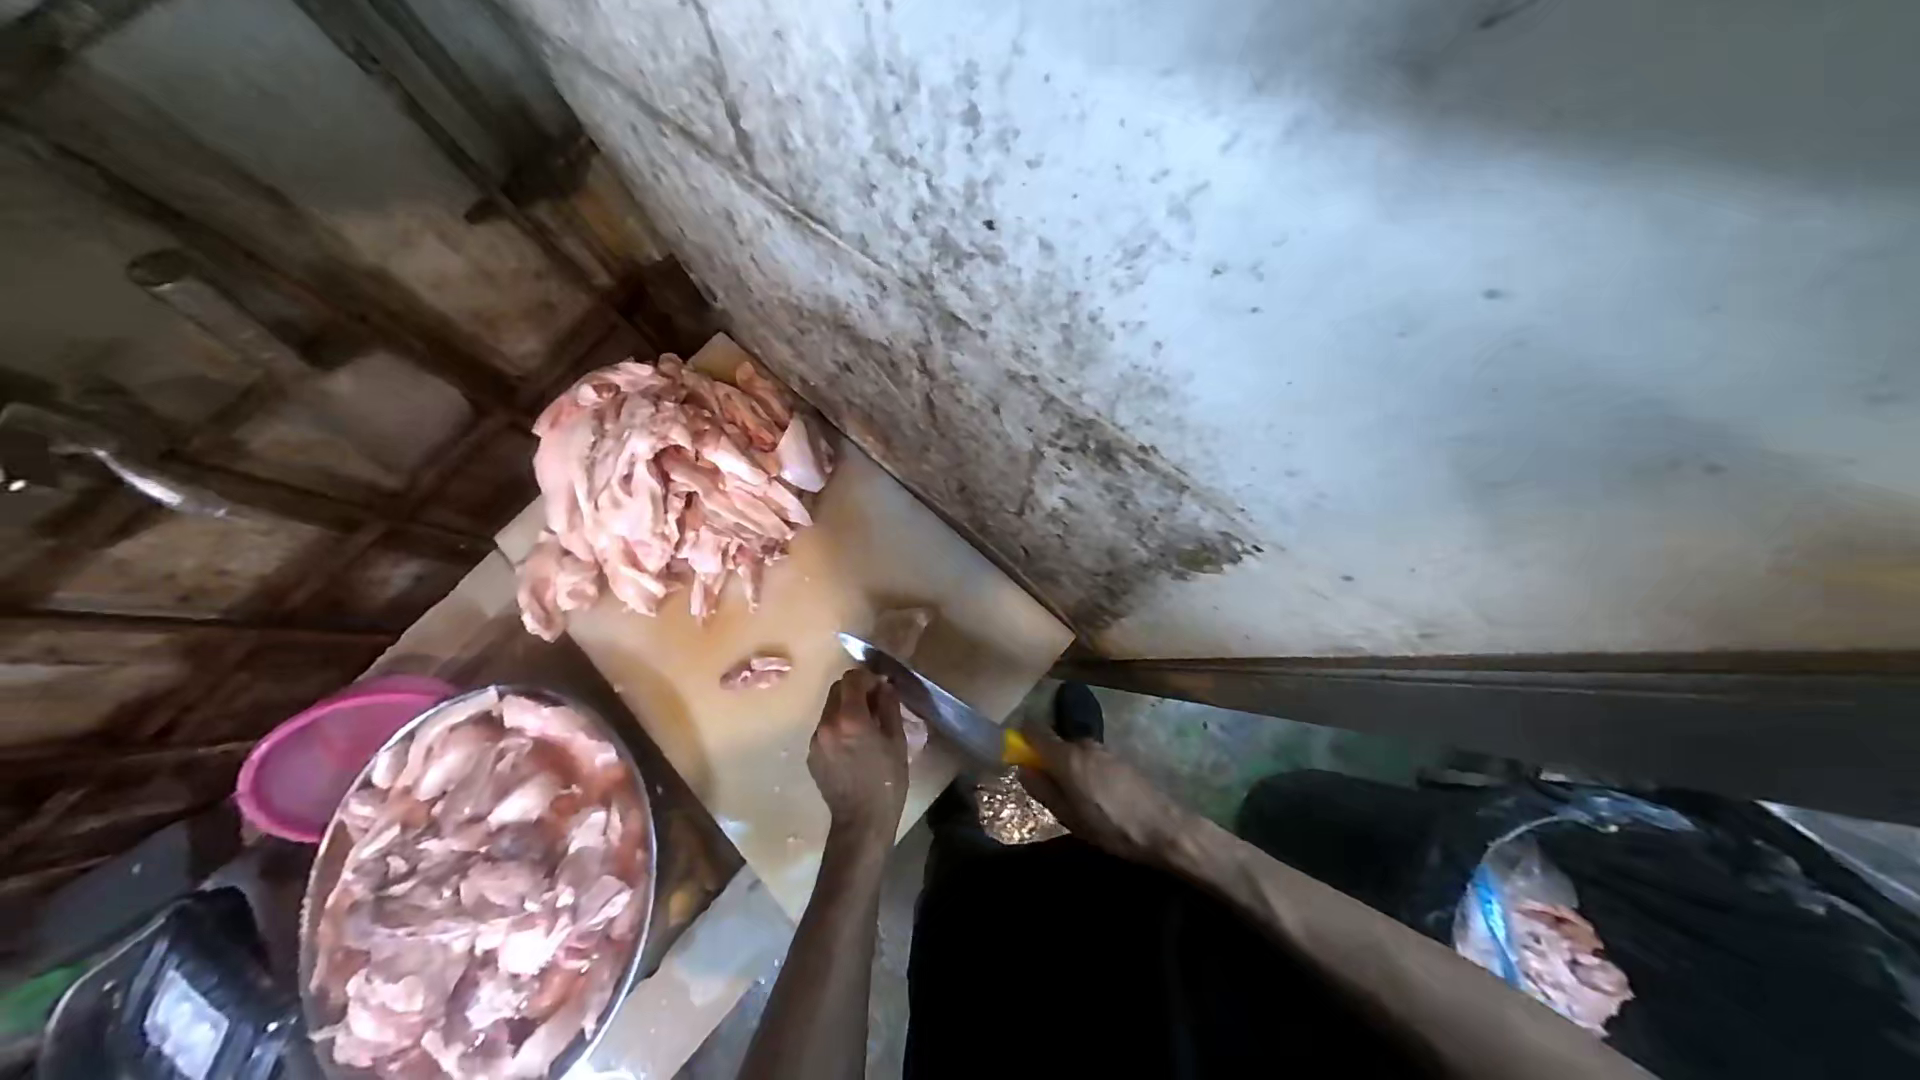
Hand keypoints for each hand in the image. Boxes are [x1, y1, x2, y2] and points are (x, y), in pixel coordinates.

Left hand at [809, 669, 908, 846]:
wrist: (861, 821)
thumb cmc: (886, 781)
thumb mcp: (896, 741)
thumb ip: (888, 707)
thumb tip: (884, 686)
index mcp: (850, 718)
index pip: (852, 678)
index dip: (868, 678)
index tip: (881, 689)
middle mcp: (827, 723)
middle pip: (837, 689)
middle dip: (856, 690)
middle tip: (875, 704)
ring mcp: (816, 739)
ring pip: (829, 708)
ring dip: (846, 707)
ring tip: (865, 726)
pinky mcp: (811, 753)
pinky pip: (825, 727)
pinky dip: (838, 725)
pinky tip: (852, 744)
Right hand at [1017, 722, 1196, 866]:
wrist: (1164, 829)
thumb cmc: (1111, 827)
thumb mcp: (1068, 816)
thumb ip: (1042, 789)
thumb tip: (1023, 769)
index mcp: (1066, 756)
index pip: (1033, 730)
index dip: (1022, 740)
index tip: (1017, 758)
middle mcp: (1083, 744)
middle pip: (1054, 742)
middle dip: (1046, 760)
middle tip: (1049, 790)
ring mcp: (1104, 749)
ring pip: (1073, 751)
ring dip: (1068, 767)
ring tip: (1076, 799)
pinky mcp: (1119, 758)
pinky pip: (1090, 758)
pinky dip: (1085, 770)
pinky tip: (1096, 797)